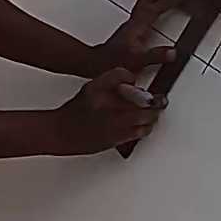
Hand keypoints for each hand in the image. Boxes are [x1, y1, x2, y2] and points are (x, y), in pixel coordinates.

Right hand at [50, 69, 166, 154]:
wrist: (61, 132)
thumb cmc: (76, 110)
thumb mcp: (94, 85)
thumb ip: (115, 77)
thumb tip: (132, 78)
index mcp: (118, 107)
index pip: (146, 102)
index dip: (156, 99)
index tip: (159, 96)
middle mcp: (121, 122)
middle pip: (148, 117)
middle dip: (155, 111)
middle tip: (158, 105)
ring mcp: (118, 134)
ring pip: (143, 129)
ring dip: (149, 122)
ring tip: (150, 116)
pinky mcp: (114, 143)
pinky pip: (133, 137)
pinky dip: (140, 130)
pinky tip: (138, 126)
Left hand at [90, 0, 186, 75]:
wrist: (98, 63)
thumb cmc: (114, 61)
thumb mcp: (137, 61)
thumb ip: (156, 56)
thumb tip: (173, 52)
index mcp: (136, 26)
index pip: (154, 8)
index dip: (168, 1)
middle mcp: (134, 21)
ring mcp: (132, 23)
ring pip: (145, 1)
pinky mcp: (131, 28)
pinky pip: (144, 8)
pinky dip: (152, 1)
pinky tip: (157, 5)